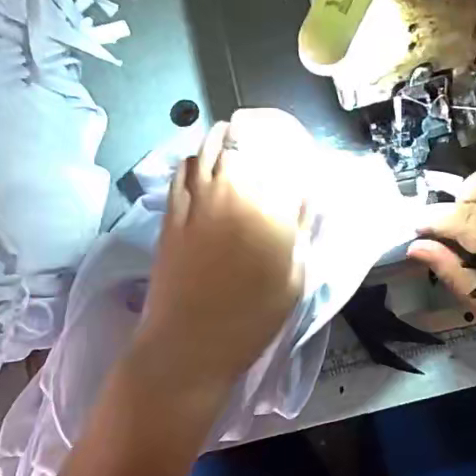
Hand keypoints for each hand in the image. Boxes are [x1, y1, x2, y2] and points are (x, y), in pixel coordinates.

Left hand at [131, 112, 306, 391]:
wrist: (188, 344)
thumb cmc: (251, 319)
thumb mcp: (294, 278)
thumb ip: (299, 229)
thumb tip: (303, 195)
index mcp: (268, 207)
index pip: (286, 151)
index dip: (298, 145)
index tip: (304, 155)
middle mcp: (230, 189)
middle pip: (245, 134)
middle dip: (264, 132)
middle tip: (275, 145)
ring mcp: (195, 196)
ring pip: (212, 142)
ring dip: (232, 139)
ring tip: (244, 150)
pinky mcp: (172, 209)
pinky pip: (186, 166)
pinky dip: (203, 159)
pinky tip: (212, 172)